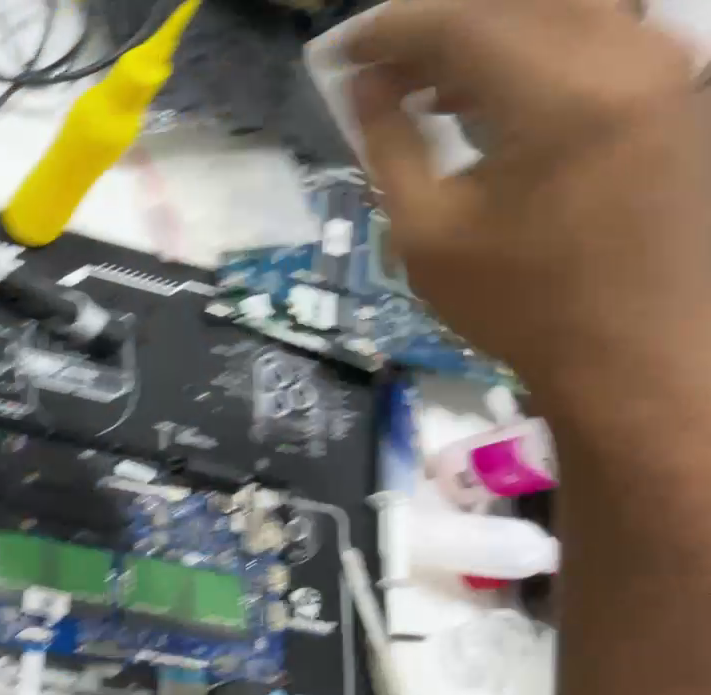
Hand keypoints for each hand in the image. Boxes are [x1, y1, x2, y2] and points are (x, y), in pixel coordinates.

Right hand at [347, 0, 709, 413]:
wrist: (633, 343)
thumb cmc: (512, 300)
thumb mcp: (424, 229)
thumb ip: (390, 144)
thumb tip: (363, 85)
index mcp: (562, 97)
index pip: (465, 22)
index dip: (391, 29)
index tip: (338, 53)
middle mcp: (629, 57)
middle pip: (517, 1)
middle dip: (434, 25)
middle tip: (372, 67)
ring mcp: (664, 66)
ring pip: (561, 8)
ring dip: (482, 33)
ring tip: (418, 83)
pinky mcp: (674, 86)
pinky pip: (595, 32)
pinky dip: (528, 47)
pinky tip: (477, 94)